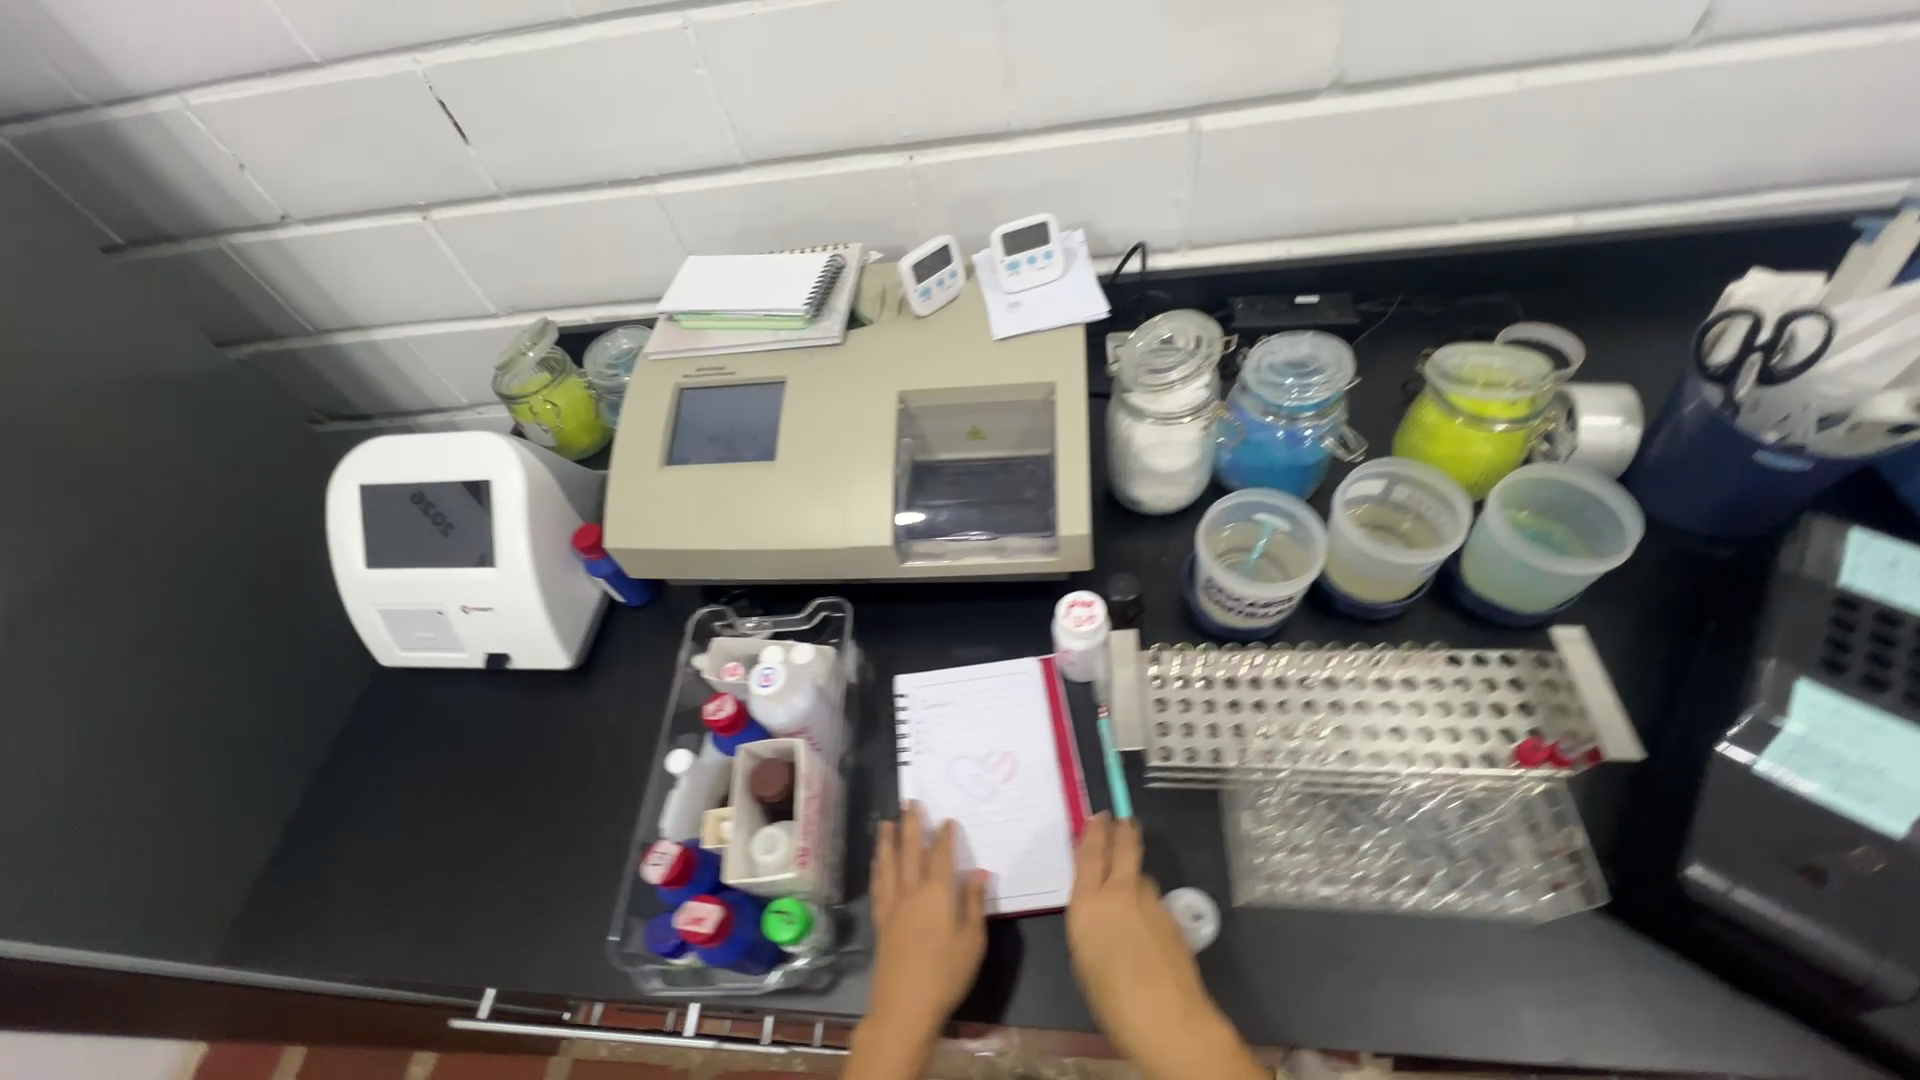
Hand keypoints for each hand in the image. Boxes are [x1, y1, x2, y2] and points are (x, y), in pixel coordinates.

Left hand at [849, 802, 985, 1079]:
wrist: (904, 1006)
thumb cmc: (946, 974)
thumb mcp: (973, 940)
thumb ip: (974, 903)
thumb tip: (978, 872)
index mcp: (937, 893)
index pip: (941, 854)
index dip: (944, 835)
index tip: (947, 818)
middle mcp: (912, 891)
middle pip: (910, 850)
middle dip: (911, 824)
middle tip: (910, 801)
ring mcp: (893, 906)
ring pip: (889, 863)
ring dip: (888, 840)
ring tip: (886, 822)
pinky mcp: (881, 922)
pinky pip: (879, 884)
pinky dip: (878, 867)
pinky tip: (877, 862)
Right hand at [1067, 814, 1262, 1079]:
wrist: (1167, 1018)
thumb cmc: (1110, 998)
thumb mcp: (1083, 958)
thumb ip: (1090, 924)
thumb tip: (1099, 911)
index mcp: (1087, 904)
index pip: (1089, 854)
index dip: (1093, 831)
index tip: (1099, 816)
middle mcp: (1118, 893)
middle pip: (1122, 848)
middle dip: (1122, 829)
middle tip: (1122, 819)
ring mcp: (1149, 902)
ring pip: (1140, 877)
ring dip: (1135, 876)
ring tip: (1130, 894)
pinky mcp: (1172, 917)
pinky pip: (1155, 902)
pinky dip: (1148, 906)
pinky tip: (1147, 931)